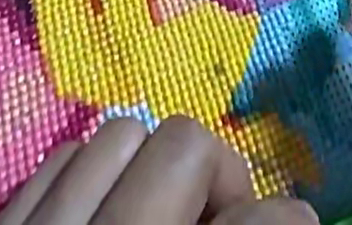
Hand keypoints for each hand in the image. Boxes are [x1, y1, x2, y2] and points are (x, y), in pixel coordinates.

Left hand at [0, 117, 316, 224]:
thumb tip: (292, 224)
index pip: (258, 223)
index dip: (288, 221)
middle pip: (185, 145)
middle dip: (219, 178)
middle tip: (218, 224)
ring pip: (119, 135)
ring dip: (153, 170)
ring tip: (159, 219)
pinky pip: (59, 161)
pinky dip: (92, 178)